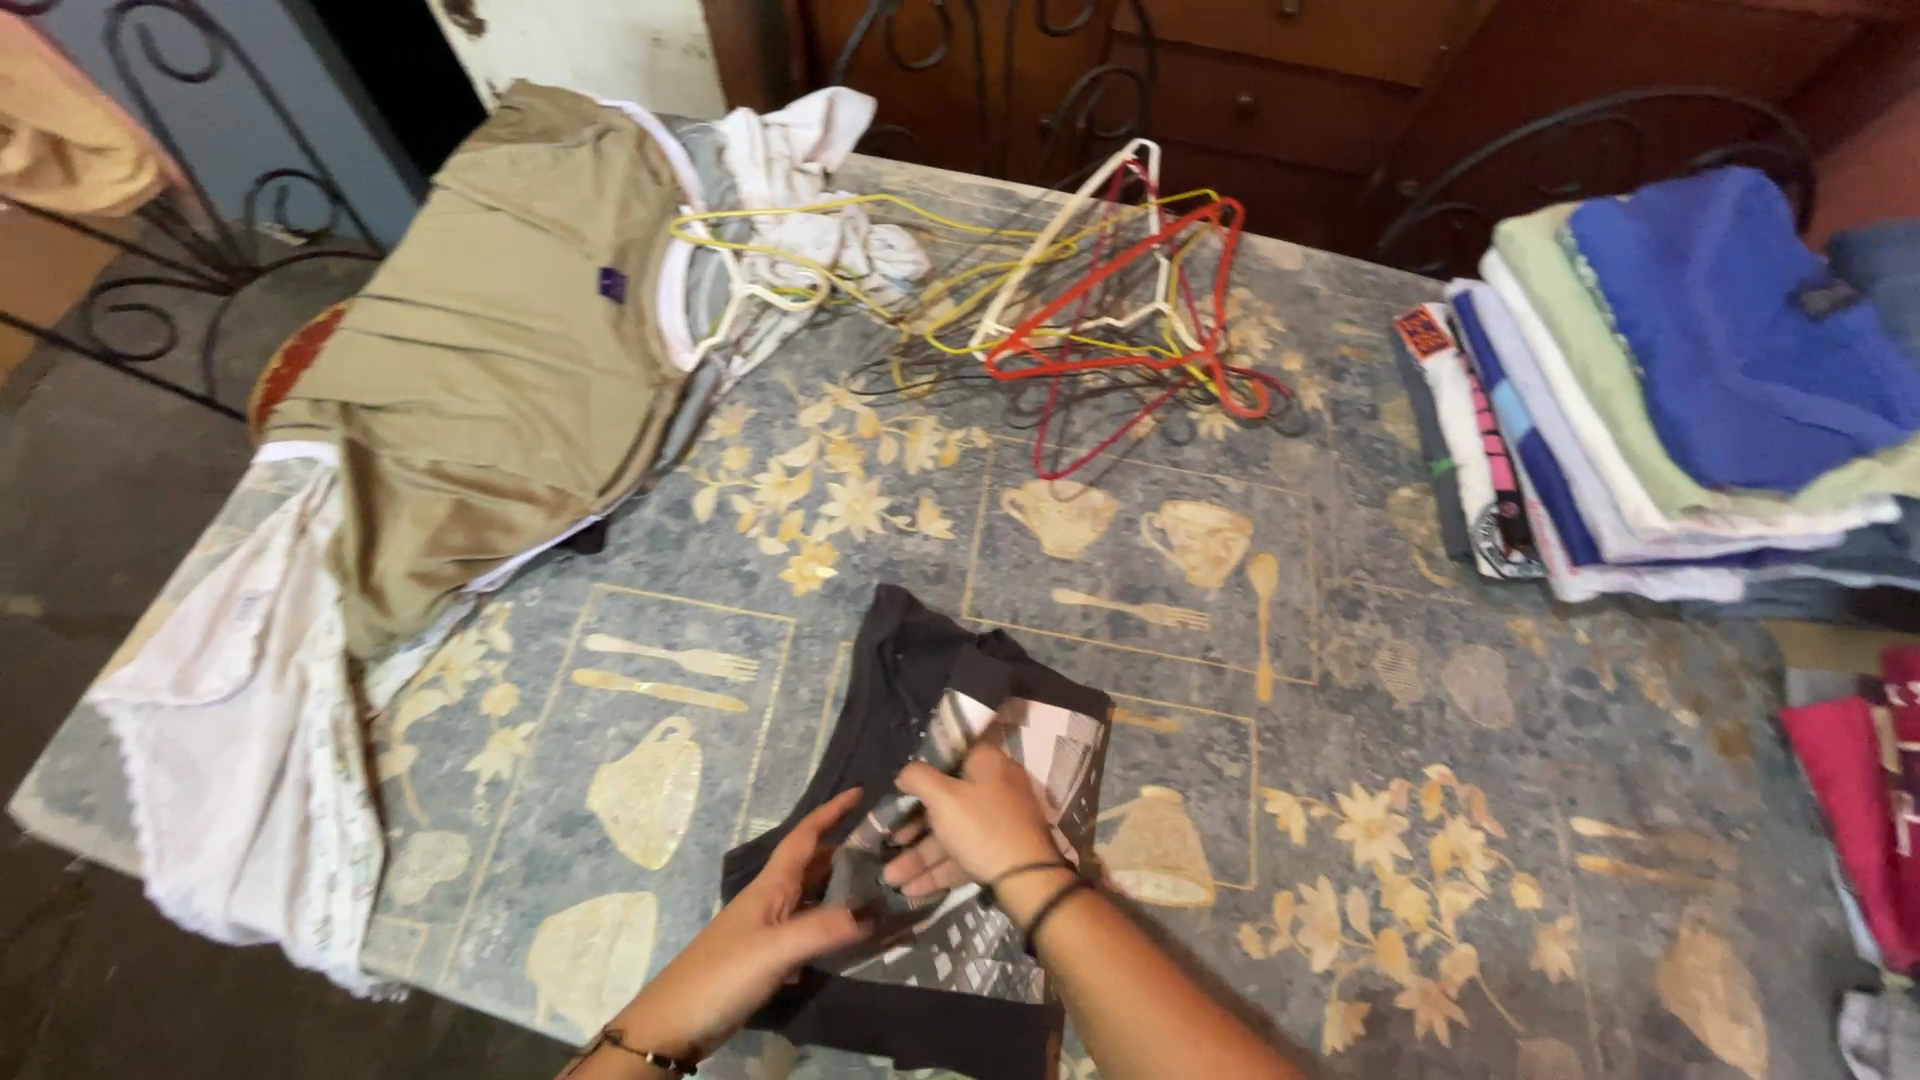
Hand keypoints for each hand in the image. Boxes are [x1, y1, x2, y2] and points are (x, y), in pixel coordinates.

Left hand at [602, 788, 871, 1062]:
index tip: (860, 792)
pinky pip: (809, 926)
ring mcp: (768, 928)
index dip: (831, 812)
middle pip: (813, 863)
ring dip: (841, 886)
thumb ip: (822, 929)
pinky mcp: (768, 956)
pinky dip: (832, 922)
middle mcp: (772, 898)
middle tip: (885, 848)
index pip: (806, 835)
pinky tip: (850, 934)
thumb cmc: (722, 974)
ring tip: (878, 886)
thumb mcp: (775, 950)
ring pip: (812, 894)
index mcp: (772, 885)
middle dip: (846, 849)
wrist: (674, 1023)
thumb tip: (874, 911)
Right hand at [883, 742, 1061, 896]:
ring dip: (920, 855)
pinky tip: (912, 889)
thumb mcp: (944, 797)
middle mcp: (994, 787)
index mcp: (986, 763)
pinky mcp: (998, 851)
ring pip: (951, 833)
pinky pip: (963, 854)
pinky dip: (939, 868)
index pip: (949, 756)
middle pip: (945, 800)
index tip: (899, 790)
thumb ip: (918, 778)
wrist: (1029, 880)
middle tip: (888, 842)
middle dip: (912, 828)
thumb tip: (905, 774)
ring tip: (890, 879)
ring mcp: (998, 821)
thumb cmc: (982, 827)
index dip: (921, 772)